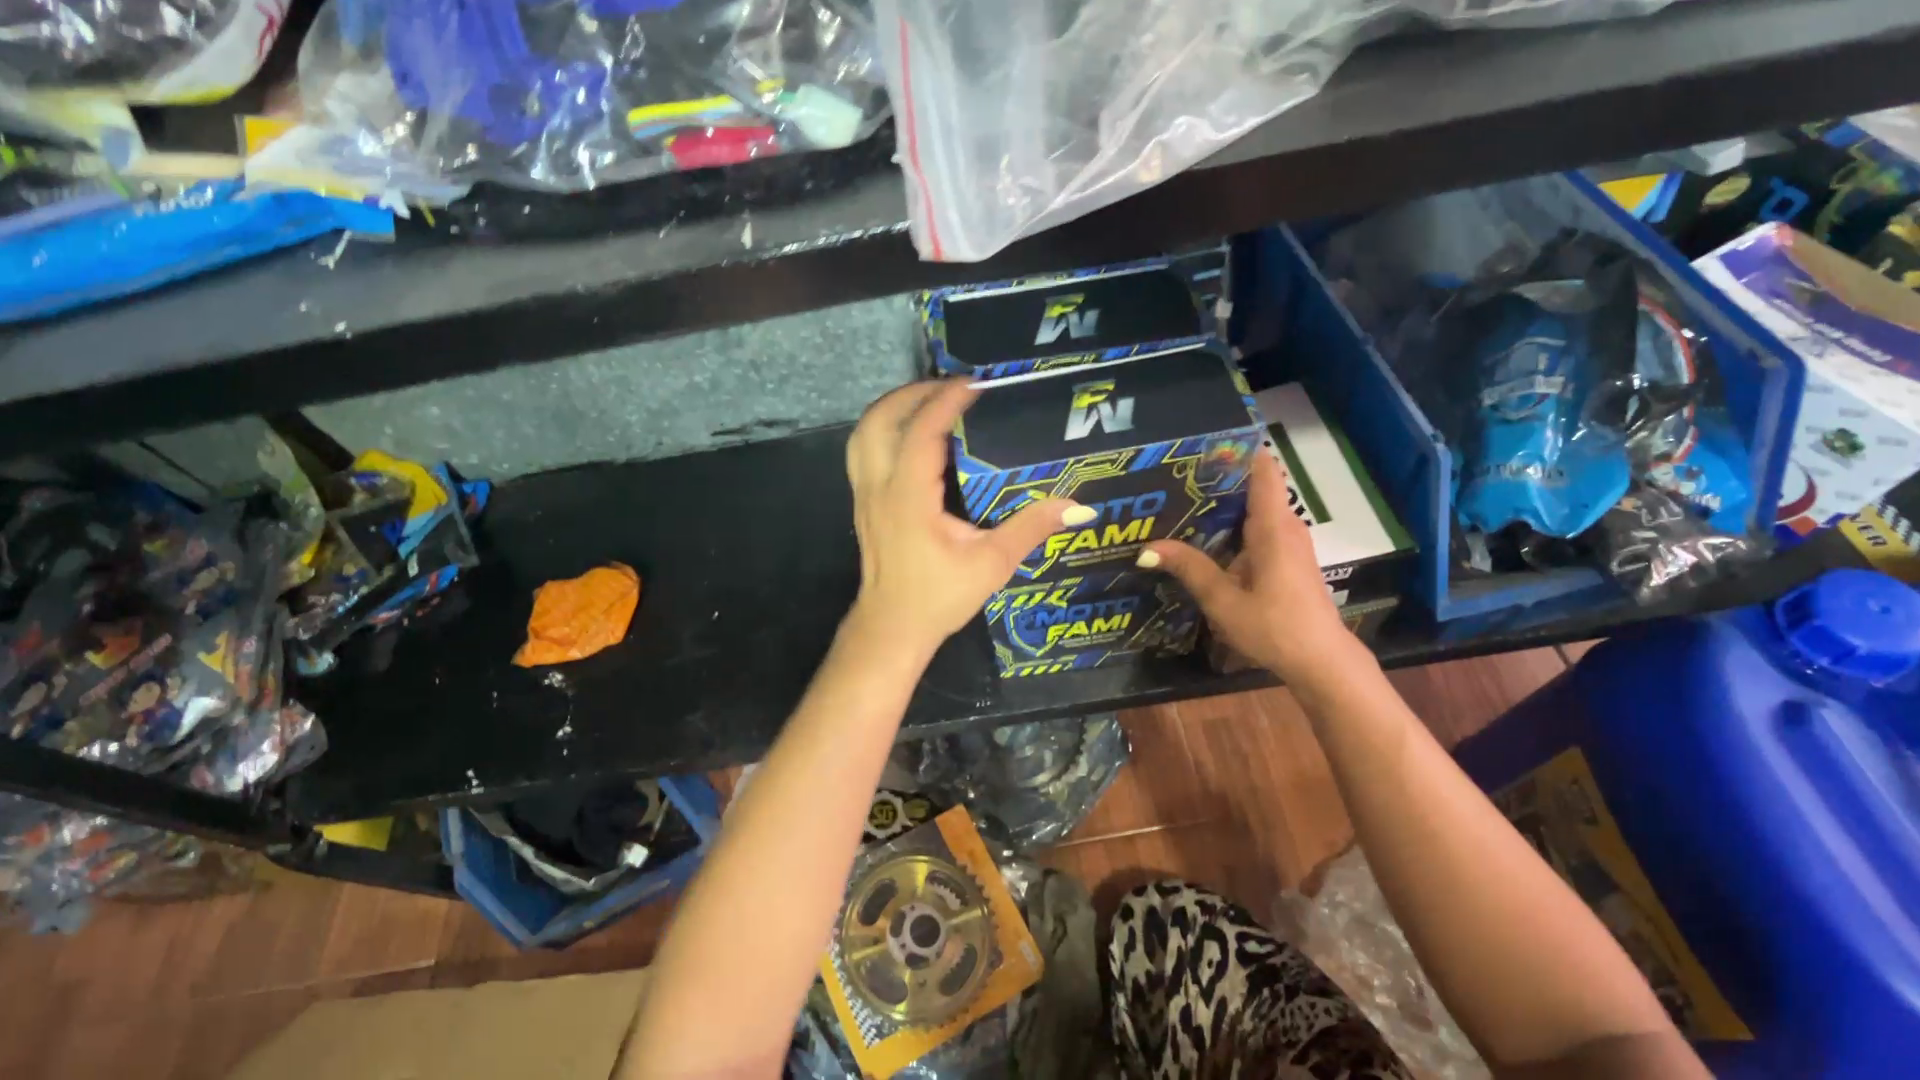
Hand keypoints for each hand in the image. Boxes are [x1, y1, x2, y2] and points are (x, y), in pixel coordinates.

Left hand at [845, 380, 1084, 657]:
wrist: (892, 628)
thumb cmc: (939, 597)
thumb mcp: (992, 564)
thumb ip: (1031, 528)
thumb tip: (1077, 506)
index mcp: (908, 497)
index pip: (922, 431)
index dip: (946, 400)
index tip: (976, 383)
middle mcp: (879, 487)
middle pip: (880, 419)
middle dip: (913, 393)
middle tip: (951, 385)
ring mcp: (864, 494)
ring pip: (863, 433)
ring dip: (893, 408)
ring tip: (929, 400)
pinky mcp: (863, 503)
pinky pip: (863, 450)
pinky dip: (884, 429)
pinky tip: (912, 435)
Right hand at [1135, 451, 1367, 687]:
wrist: (1321, 661)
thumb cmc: (1274, 627)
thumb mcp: (1223, 600)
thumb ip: (1189, 569)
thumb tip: (1147, 547)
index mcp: (1273, 527)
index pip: (1263, 469)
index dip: (1238, 449)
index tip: (1204, 441)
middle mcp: (1286, 527)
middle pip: (1254, 488)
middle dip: (1218, 479)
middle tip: (1174, 474)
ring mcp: (1291, 544)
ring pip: (1256, 511)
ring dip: (1224, 507)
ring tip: (1181, 502)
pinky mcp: (1290, 561)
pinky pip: (1260, 530)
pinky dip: (1234, 528)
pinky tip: (1205, 540)